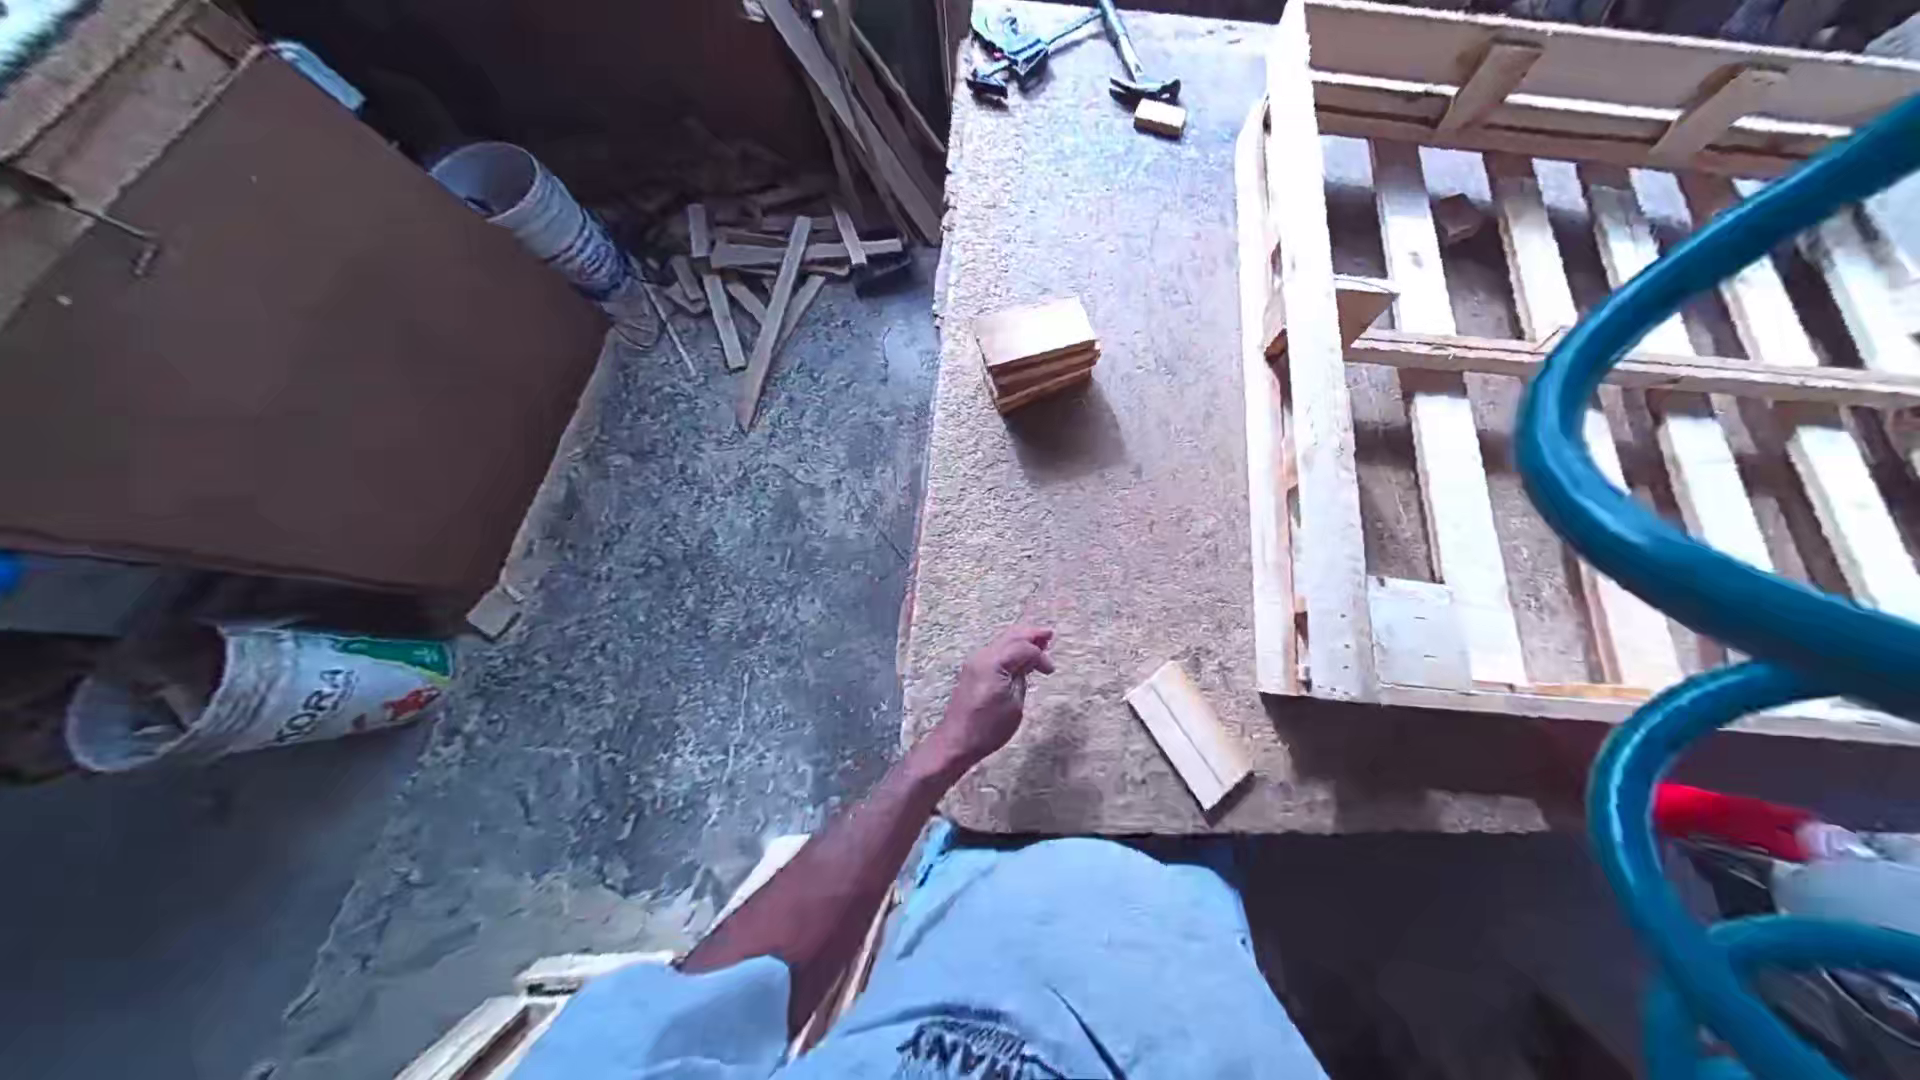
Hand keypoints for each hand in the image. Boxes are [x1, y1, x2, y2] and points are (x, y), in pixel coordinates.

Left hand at [924, 625, 1055, 774]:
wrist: (958, 740)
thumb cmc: (988, 728)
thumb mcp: (1014, 704)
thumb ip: (1022, 678)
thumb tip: (1027, 665)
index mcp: (993, 663)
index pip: (1023, 647)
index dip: (1040, 655)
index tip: (1050, 670)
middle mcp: (982, 656)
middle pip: (1010, 636)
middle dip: (1031, 634)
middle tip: (1049, 634)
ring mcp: (975, 662)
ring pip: (1002, 641)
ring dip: (1021, 640)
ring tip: (1040, 641)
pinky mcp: (973, 670)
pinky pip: (995, 651)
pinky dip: (1011, 650)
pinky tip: (1021, 655)